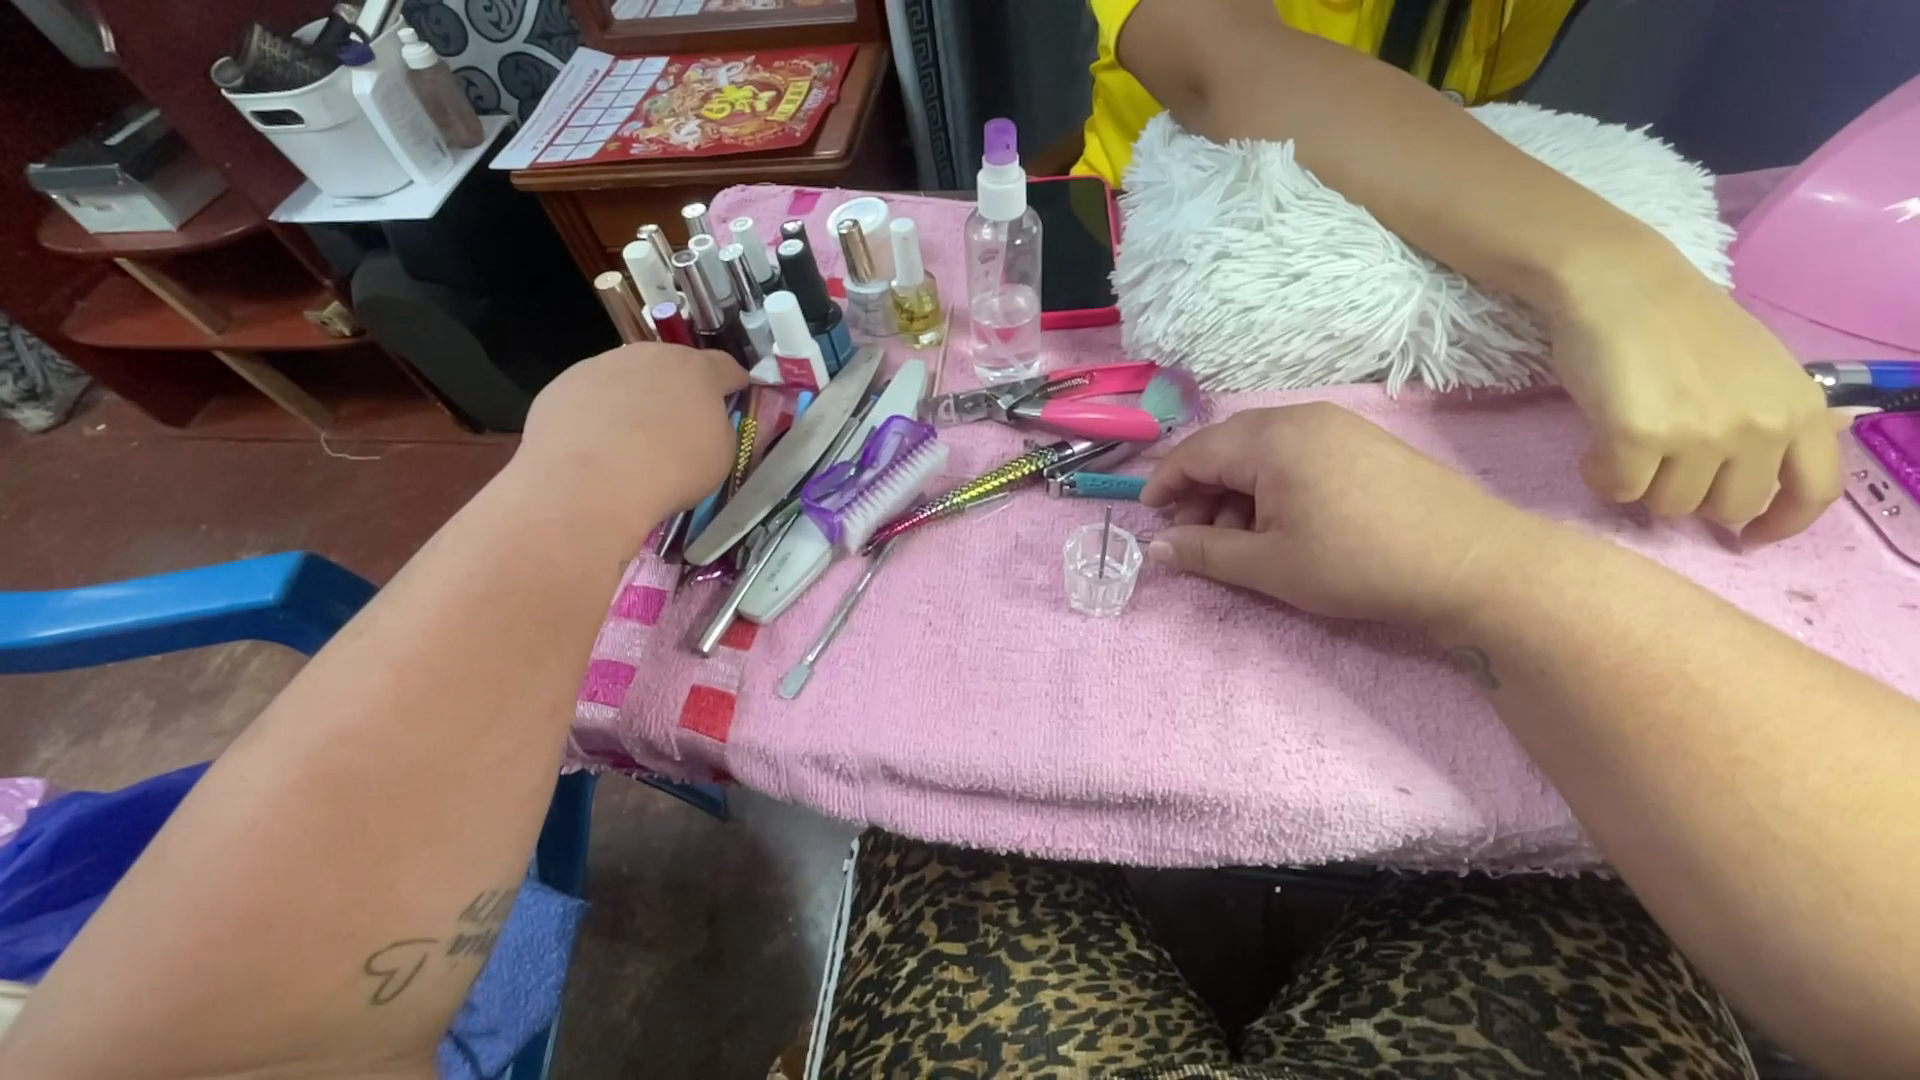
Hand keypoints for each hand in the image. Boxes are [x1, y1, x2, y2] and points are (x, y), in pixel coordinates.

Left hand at [513, 344, 746, 521]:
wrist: (589, 484)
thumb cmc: (670, 470)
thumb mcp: (720, 456)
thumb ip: (719, 429)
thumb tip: (707, 423)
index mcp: (696, 370)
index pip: (726, 366)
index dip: (733, 383)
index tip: (734, 397)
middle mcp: (649, 356)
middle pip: (672, 367)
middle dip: (679, 391)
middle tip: (678, 427)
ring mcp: (601, 365)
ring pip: (628, 378)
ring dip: (636, 400)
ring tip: (630, 442)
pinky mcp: (563, 385)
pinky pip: (591, 396)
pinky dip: (598, 415)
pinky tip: (597, 448)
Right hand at [1141, 404, 1552, 629]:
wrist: (1472, 562)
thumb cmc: (1358, 563)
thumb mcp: (1270, 565)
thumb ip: (1205, 551)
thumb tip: (1157, 547)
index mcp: (1270, 440)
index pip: (1196, 451)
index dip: (1165, 483)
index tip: (1150, 517)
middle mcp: (1300, 418)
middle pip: (1227, 446)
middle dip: (1201, 489)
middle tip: (1196, 535)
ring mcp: (1336, 425)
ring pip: (1261, 450)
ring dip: (1236, 490)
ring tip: (1241, 538)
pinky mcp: (1362, 441)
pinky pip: (1295, 451)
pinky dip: (1271, 483)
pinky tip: (1282, 522)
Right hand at [1547, 261, 1840, 542]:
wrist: (1620, 288)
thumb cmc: (1678, 323)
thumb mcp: (1753, 369)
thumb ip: (1765, 416)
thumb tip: (1771, 465)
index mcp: (1799, 408)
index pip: (1814, 492)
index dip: (1779, 525)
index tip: (1746, 539)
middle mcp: (1759, 427)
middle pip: (1725, 508)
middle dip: (1686, 497)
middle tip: (1655, 470)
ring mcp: (1699, 434)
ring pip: (1665, 504)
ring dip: (1637, 485)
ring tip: (1619, 449)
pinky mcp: (1638, 437)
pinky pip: (1615, 488)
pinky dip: (1598, 475)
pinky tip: (1592, 447)